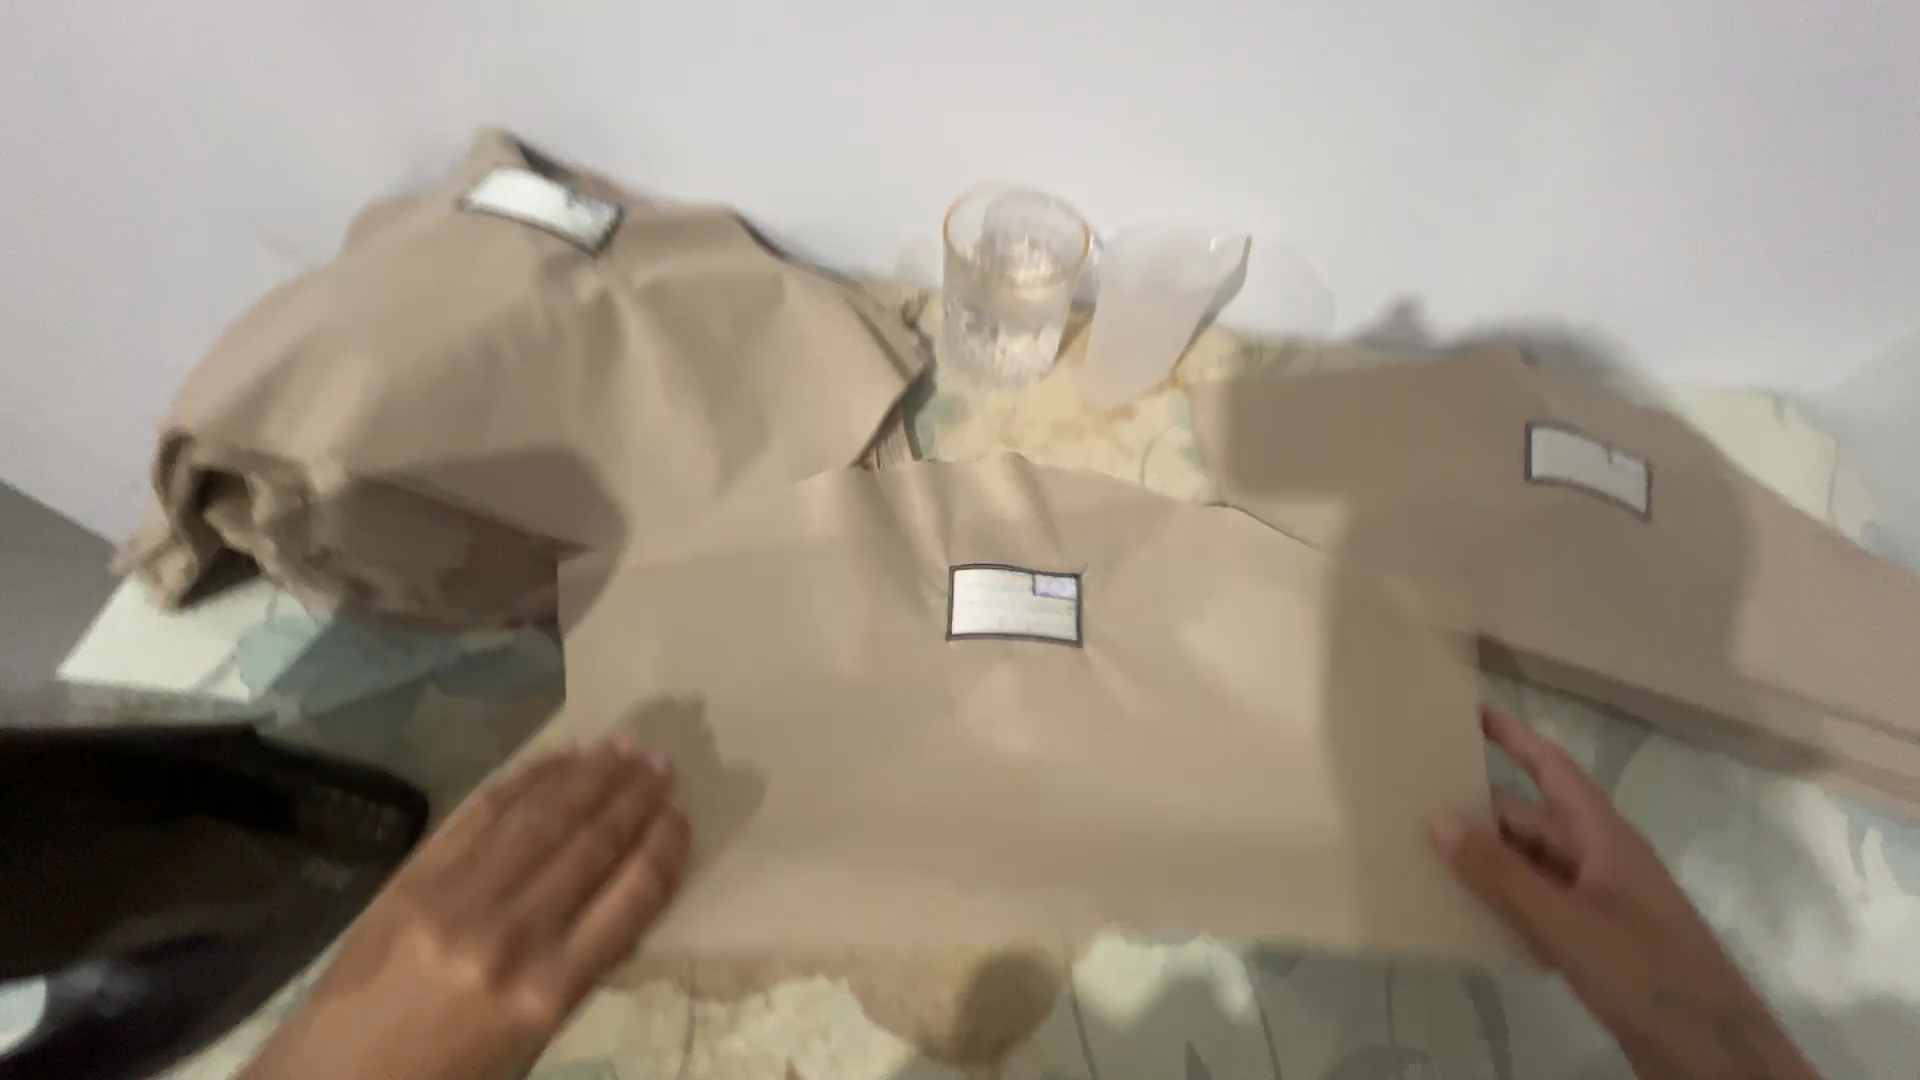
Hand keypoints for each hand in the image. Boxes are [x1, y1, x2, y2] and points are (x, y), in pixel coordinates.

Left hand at [242, 734, 690, 1079]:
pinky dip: (528, 778)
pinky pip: (484, 812)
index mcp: (550, 990)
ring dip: (592, 775)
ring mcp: (457, 900)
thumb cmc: (447, 1073)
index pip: (633, 893)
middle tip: (663, 761)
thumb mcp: (534, 1036)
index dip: (665, 843)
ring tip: (625, 745)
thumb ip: (585, 959)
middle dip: (635, 796)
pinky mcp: (413, 879)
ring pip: (545, 817)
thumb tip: (631, 881)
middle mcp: (512, 936)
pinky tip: (560, 757)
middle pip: (593, 844)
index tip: (682, 811)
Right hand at [1430, 709, 1820, 1079]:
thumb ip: (1499, 873)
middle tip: (1412, 797)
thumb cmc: (1649, 977)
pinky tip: (1461, 908)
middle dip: (1475, 808)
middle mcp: (1599, 860)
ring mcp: (1598, 902)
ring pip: (1526, 863)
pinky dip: (1498, 897)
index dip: (1515, 737)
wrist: (1720, 1069)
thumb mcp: (1566, 923)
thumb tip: (1435, 818)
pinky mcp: (1593, 939)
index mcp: (1604, 839)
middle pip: (1527, 819)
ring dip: (1483, 858)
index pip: (1553, 770)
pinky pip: (1533, 901)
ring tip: (1421, 851)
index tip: (1469, 711)